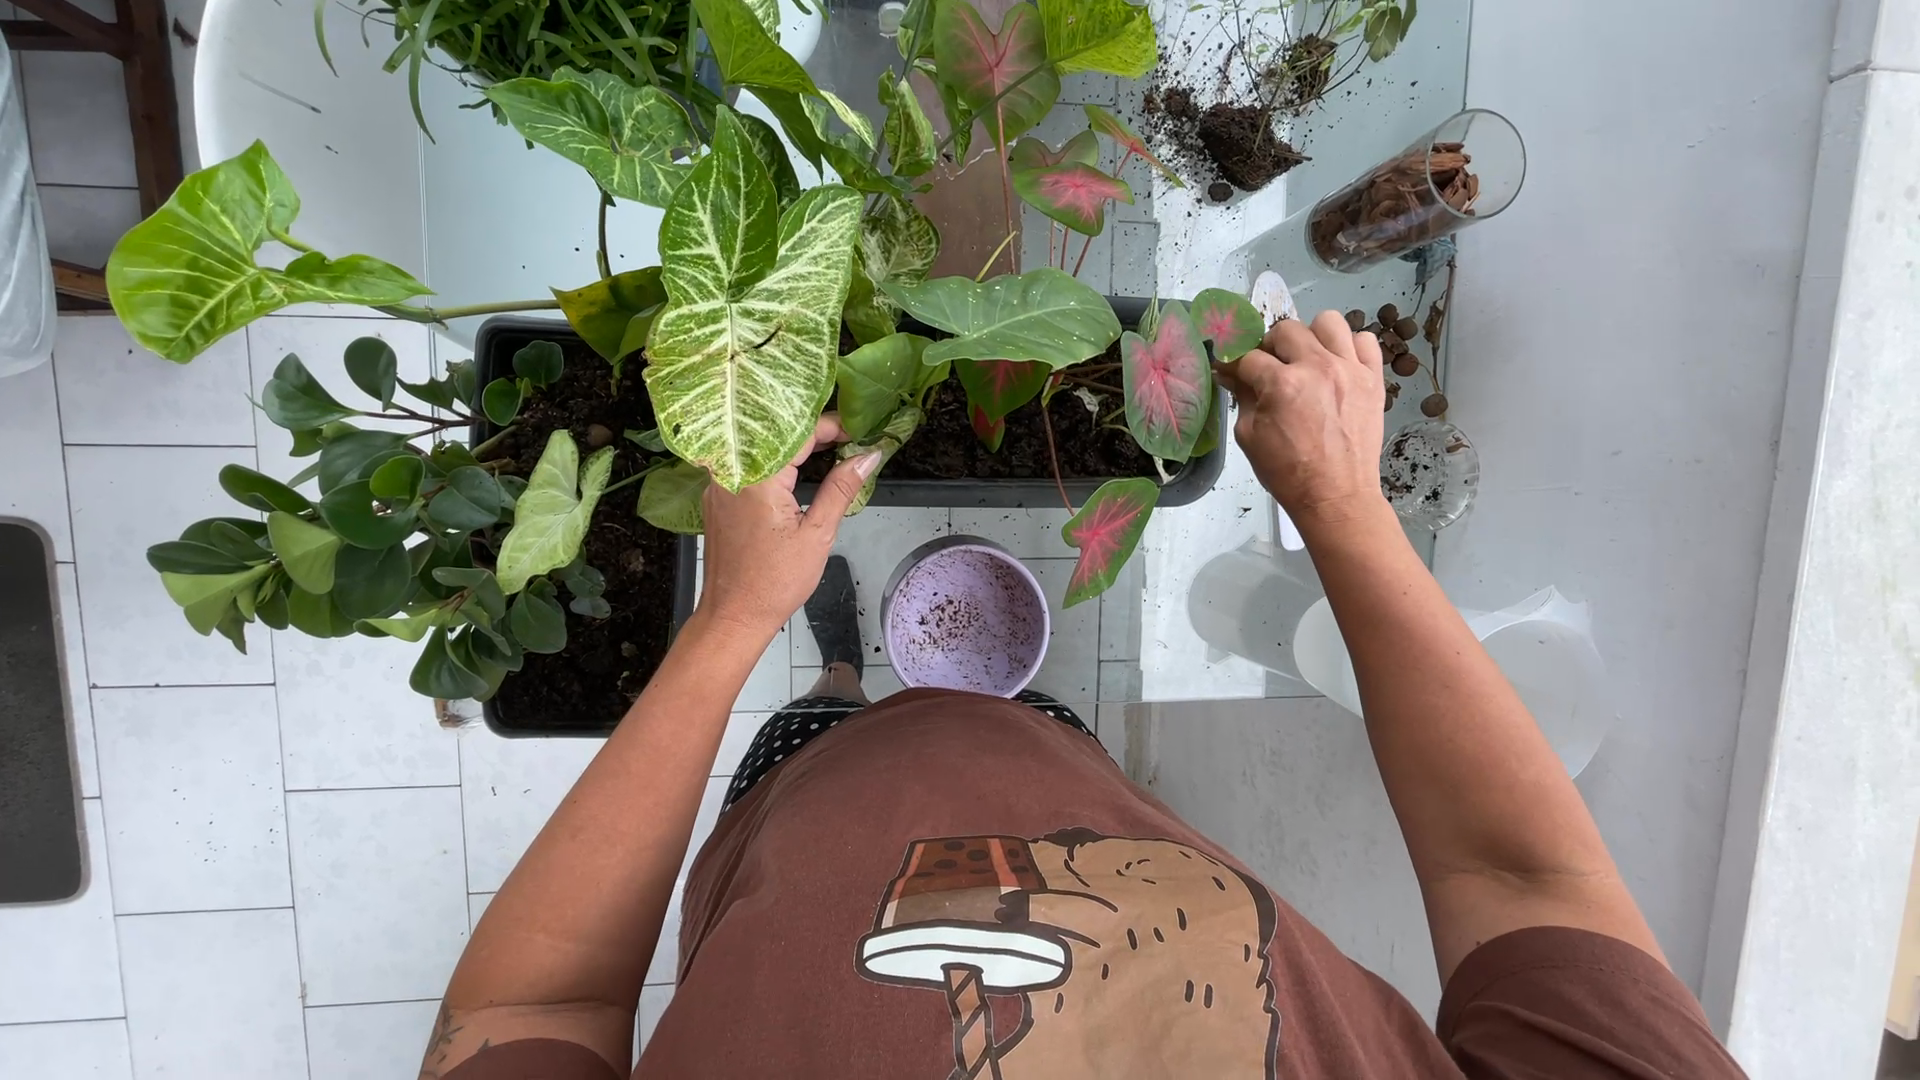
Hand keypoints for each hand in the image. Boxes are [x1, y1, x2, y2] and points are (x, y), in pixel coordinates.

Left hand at [696, 415, 881, 639]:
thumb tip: (867, 457)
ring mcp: (720, 483)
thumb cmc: (774, 582)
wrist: (734, 615)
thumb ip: (841, 488)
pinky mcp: (718, 496)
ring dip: (795, 446)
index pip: (798, 432)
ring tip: (831, 449)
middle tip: (849, 438)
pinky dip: (775, 462)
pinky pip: (749, 465)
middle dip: (815, 432)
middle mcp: (731, 472)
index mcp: (757, 477)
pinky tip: (798, 469)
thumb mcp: (818, 533)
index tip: (857, 430)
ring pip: (761, 447)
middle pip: (777, 433)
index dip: (832, 426)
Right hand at [1214, 311, 1387, 530]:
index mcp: (1281, 385)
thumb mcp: (1249, 436)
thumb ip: (1242, 397)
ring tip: (1307, 360)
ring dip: (1311, 337)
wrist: (1335, 495)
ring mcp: (1349, 369)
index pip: (1249, 357)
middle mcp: (1317, 367)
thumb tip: (1231, 373)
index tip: (1232, 371)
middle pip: (1285, 330)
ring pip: (1328, 322)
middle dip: (1270, 346)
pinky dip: (1348, 347)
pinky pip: (1364, 340)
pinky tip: (1337, 367)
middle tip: (1270, 367)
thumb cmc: (1286, 471)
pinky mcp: (1373, 378)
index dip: (1236, 365)